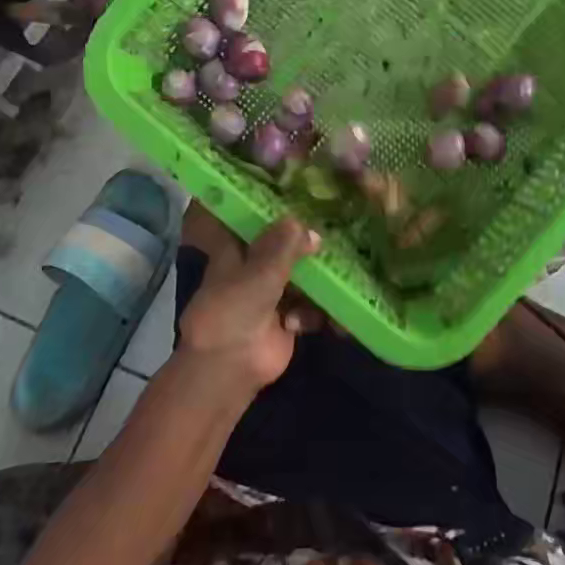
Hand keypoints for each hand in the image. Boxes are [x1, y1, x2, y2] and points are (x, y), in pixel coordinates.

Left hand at [177, 216, 321, 392]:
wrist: (230, 365)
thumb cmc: (235, 309)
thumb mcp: (259, 271)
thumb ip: (285, 246)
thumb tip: (312, 229)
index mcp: (236, 249)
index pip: (253, 219)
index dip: (275, 210)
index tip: (304, 199)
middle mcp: (253, 268)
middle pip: (285, 248)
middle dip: (307, 247)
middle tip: (334, 237)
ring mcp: (272, 295)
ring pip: (303, 278)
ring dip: (317, 284)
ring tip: (333, 283)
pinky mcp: (288, 319)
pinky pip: (311, 307)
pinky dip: (315, 313)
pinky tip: (311, 322)